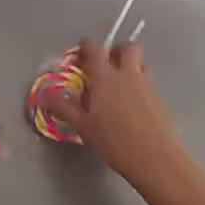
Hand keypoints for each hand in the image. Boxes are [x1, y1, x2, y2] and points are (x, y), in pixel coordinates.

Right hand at [41, 39, 187, 183]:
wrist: (154, 157)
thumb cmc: (113, 142)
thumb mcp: (83, 127)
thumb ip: (64, 108)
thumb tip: (45, 98)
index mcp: (105, 79)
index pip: (95, 51)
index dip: (86, 47)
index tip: (80, 53)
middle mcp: (128, 76)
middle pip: (127, 48)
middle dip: (116, 50)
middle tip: (105, 64)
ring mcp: (147, 85)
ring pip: (141, 63)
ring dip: (130, 66)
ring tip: (119, 84)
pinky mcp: (159, 98)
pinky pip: (148, 81)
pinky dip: (139, 84)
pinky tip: (131, 104)